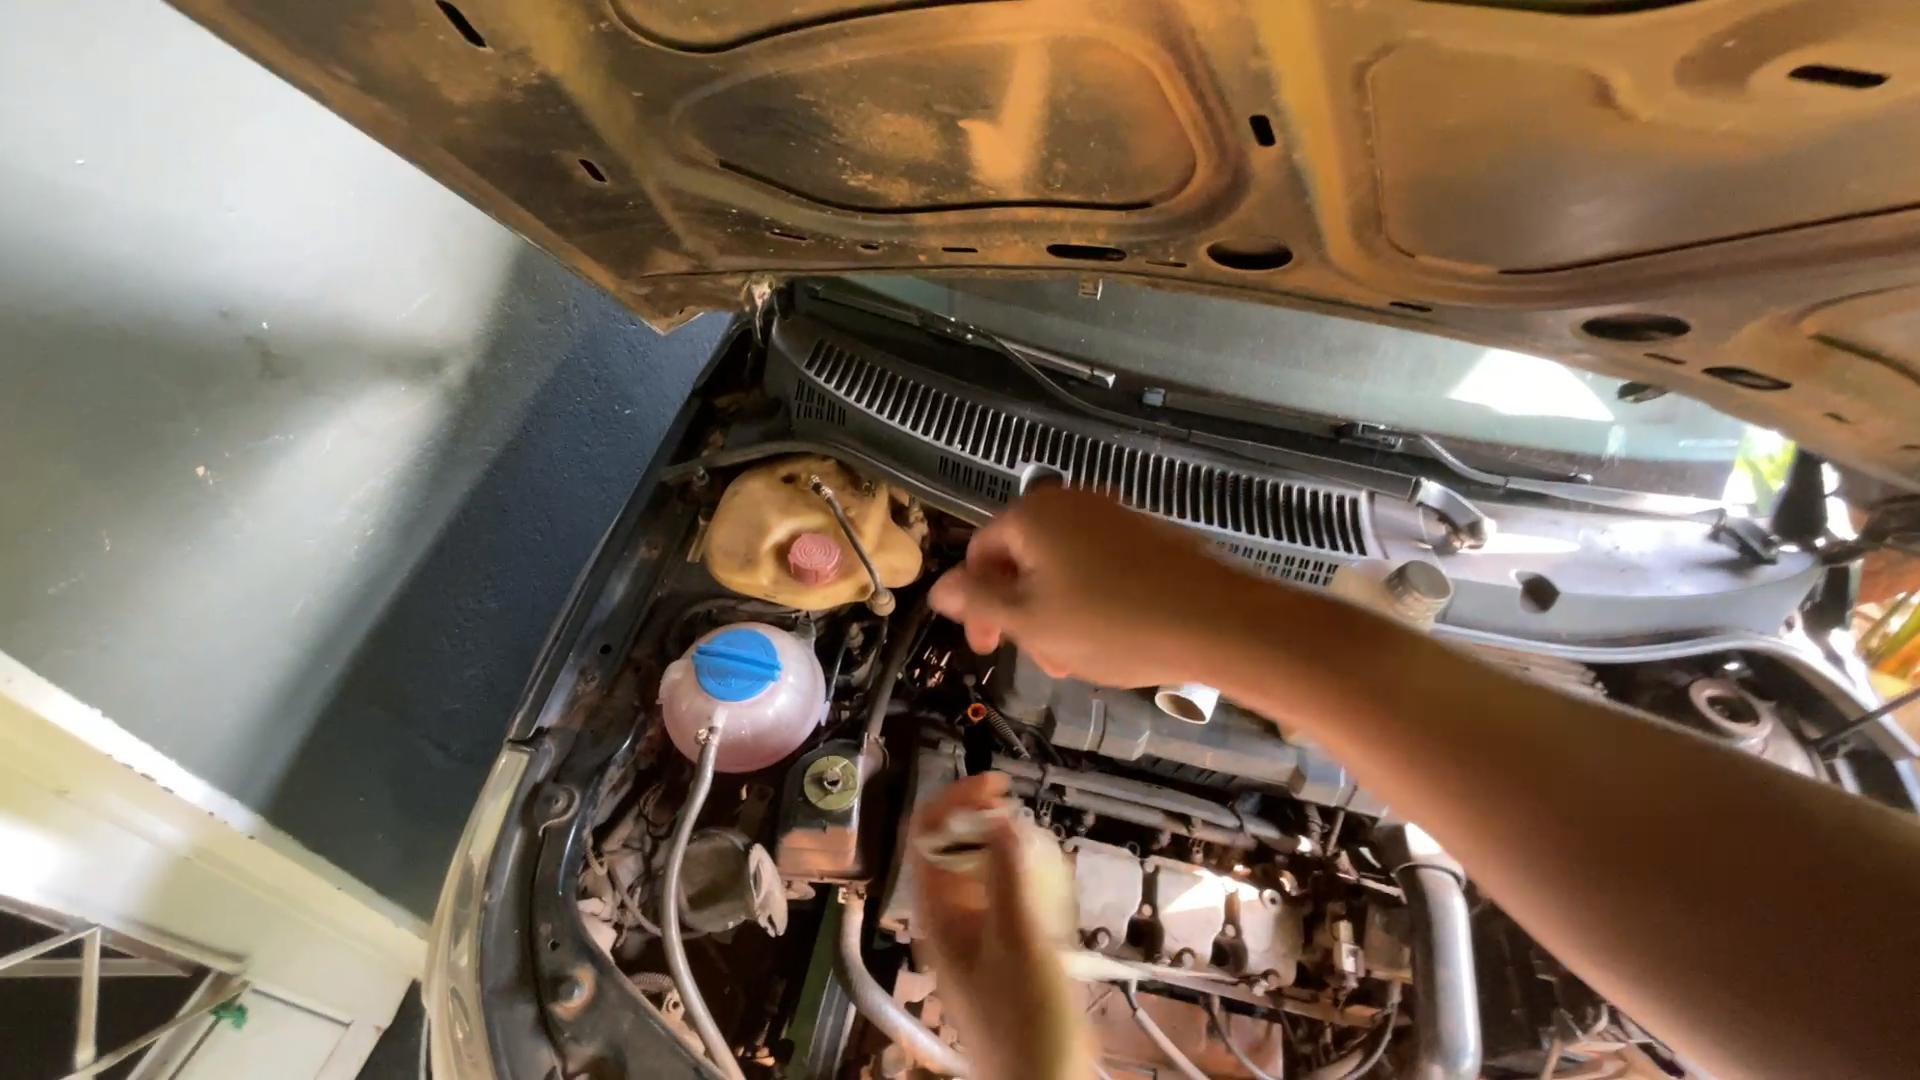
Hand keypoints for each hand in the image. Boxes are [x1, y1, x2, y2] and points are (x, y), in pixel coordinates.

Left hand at [909, 773, 1091, 1079]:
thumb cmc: (1026, 1019)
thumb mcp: (1019, 942)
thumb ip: (1009, 876)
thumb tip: (1001, 818)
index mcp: (937, 912)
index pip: (928, 836)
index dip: (955, 802)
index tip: (995, 785)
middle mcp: (949, 915)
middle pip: (955, 847)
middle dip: (985, 822)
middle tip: (1020, 812)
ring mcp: (975, 929)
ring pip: (982, 867)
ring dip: (1007, 848)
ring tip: (1038, 848)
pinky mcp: (1002, 942)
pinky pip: (1005, 891)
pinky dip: (1024, 875)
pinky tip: (1051, 886)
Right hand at [928, 487, 1246, 687]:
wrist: (1216, 620)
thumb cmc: (1110, 622)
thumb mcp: (1030, 620)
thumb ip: (977, 601)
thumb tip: (937, 587)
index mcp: (1032, 516)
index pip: (978, 554)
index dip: (976, 604)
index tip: (989, 649)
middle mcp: (1069, 504)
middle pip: (1020, 560)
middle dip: (1020, 613)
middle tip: (1040, 659)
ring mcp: (1111, 516)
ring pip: (1059, 569)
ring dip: (1053, 614)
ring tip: (1077, 658)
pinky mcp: (1146, 535)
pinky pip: (1096, 566)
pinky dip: (1088, 601)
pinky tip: (1109, 637)